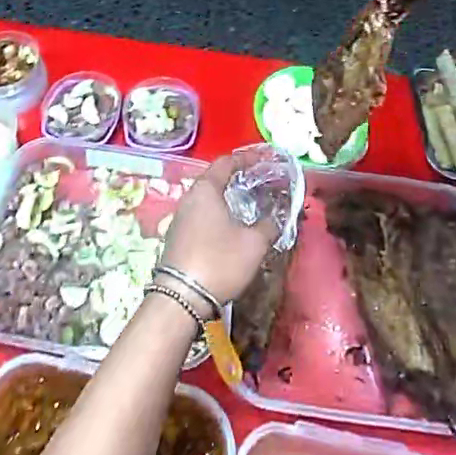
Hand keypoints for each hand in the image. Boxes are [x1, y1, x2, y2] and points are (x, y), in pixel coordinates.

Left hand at [160, 154, 278, 303]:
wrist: (180, 296)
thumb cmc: (220, 260)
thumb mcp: (253, 243)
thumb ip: (269, 225)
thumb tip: (277, 216)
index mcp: (206, 189)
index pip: (226, 162)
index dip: (246, 158)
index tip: (264, 159)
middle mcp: (189, 196)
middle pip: (214, 179)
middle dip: (237, 178)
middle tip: (259, 181)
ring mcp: (180, 216)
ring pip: (207, 198)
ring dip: (226, 198)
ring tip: (248, 204)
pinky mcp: (177, 235)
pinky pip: (201, 215)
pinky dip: (217, 213)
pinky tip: (229, 226)